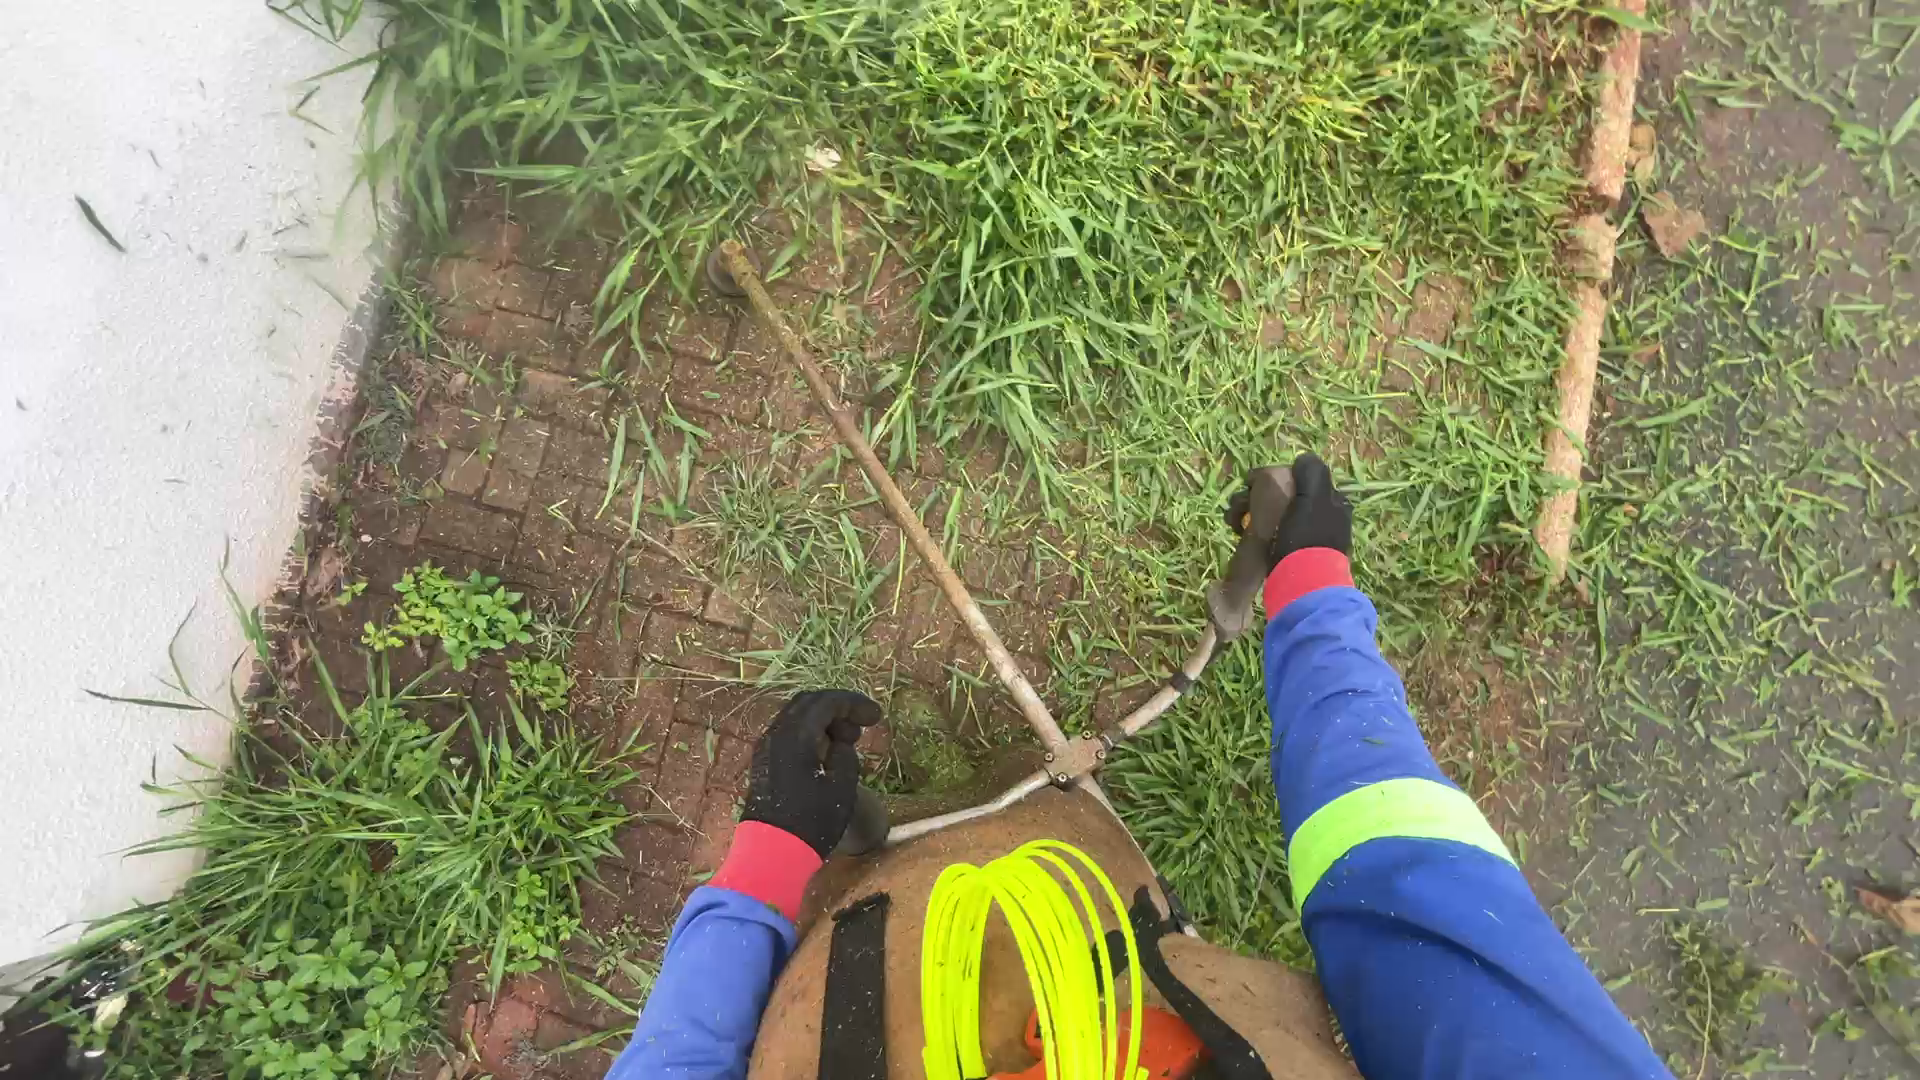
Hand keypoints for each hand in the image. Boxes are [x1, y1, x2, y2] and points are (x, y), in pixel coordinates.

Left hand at [741, 690, 882, 857]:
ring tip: (848, 741)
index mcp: (795, 735)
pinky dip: (811, 734)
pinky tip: (827, 753)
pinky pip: (789, 733)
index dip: (854, 704)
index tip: (876, 716)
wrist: (771, 855)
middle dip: (839, 708)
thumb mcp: (841, 786)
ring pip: (797, 717)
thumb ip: (844, 754)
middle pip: (810, 703)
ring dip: (825, 721)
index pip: (827, 702)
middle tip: (862, 724)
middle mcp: (776, 734)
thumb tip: (839, 743)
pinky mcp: (764, 762)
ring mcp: (766, 747)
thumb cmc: (811, 821)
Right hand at [1223, 452, 1351, 571]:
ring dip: (1249, 514)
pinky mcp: (1288, 555)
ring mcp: (1305, 538)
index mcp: (1330, 503)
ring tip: (1236, 525)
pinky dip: (1254, 531)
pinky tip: (1243, 536)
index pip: (1299, 480)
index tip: (1255, 486)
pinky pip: (1267, 533)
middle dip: (1256, 499)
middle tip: (1239, 510)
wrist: (1303, 581)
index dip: (1275, 479)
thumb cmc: (1306, 536)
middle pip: (1283, 497)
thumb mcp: (1315, 497)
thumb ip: (1312, 473)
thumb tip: (1301, 460)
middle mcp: (1321, 518)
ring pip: (1272, 514)